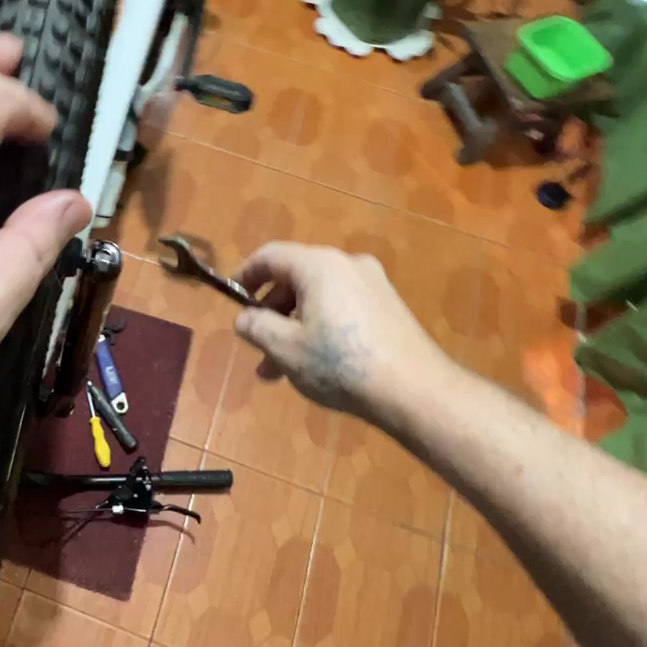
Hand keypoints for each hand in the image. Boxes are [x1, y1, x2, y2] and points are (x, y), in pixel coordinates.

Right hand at [231, 242, 459, 433]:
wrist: (415, 390)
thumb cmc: (340, 363)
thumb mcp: (285, 348)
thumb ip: (256, 327)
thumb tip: (244, 319)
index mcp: (319, 265)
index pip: (270, 256)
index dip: (245, 275)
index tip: (231, 299)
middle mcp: (347, 265)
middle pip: (295, 278)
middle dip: (270, 313)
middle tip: (256, 347)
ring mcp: (373, 285)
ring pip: (318, 299)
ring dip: (293, 328)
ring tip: (279, 370)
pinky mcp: (389, 308)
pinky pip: (341, 309)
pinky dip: (320, 329)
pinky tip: (315, 366)